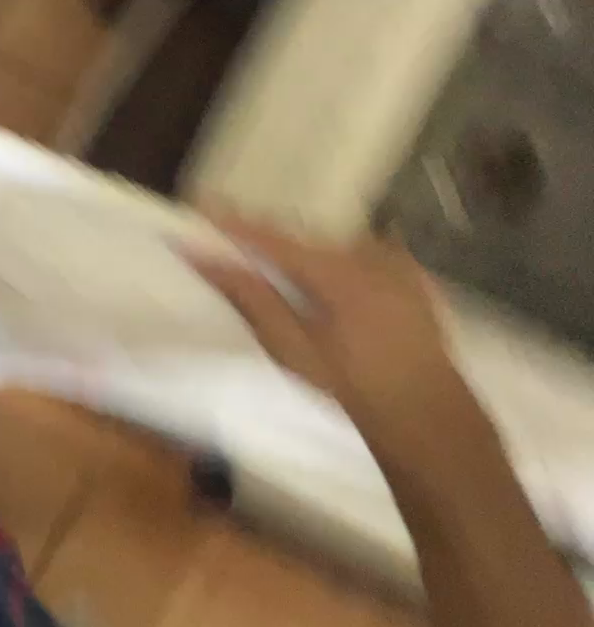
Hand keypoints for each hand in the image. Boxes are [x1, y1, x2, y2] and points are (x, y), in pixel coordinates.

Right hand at [186, 215, 493, 464]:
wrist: (428, 419)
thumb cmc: (348, 386)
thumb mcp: (288, 345)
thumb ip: (248, 296)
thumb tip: (203, 257)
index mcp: (338, 273)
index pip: (271, 237)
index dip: (230, 223)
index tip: (197, 207)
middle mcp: (372, 259)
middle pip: (302, 234)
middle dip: (261, 230)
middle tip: (223, 228)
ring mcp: (399, 268)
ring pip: (331, 241)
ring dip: (295, 243)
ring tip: (263, 248)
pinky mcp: (412, 282)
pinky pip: (363, 252)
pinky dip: (331, 252)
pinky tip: (319, 264)